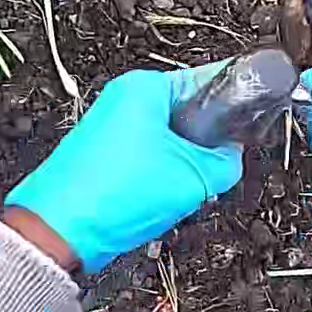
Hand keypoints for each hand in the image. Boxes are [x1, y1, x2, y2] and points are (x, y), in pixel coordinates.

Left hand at [5, 63, 243, 272]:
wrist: (59, 232)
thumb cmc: (111, 197)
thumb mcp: (194, 179)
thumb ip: (227, 161)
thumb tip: (232, 155)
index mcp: (145, 87)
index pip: (209, 78)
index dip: (236, 102)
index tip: (252, 118)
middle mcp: (124, 97)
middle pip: (189, 111)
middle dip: (204, 142)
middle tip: (210, 168)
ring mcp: (111, 122)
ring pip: (169, 137)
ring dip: (182, 161)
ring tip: (174, 187)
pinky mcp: (103, 149)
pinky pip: (147, 153)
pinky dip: (159, 172)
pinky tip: (154, 195)